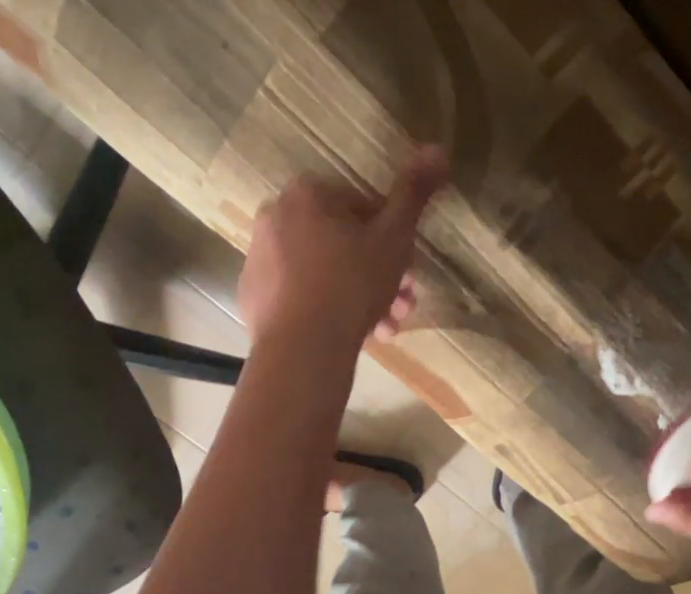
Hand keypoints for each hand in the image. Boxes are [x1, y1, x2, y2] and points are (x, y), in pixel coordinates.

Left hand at [237, 147, 448, 349]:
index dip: (392, 239)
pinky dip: (324, 313)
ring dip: (359, 299)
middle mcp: (275, 217)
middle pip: (341, 244)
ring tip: (385, 330)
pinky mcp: (253, 298)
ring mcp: (258, 259)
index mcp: (308, 195)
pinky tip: (349, 337)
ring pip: (322, 274)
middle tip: (403, 306)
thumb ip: (414, 194)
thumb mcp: (394, 239)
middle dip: (379, 276)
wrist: (303, 347)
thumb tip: (437, 148)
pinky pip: (298, 298)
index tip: (408, 270)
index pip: (362, 207)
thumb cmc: (352, 284)